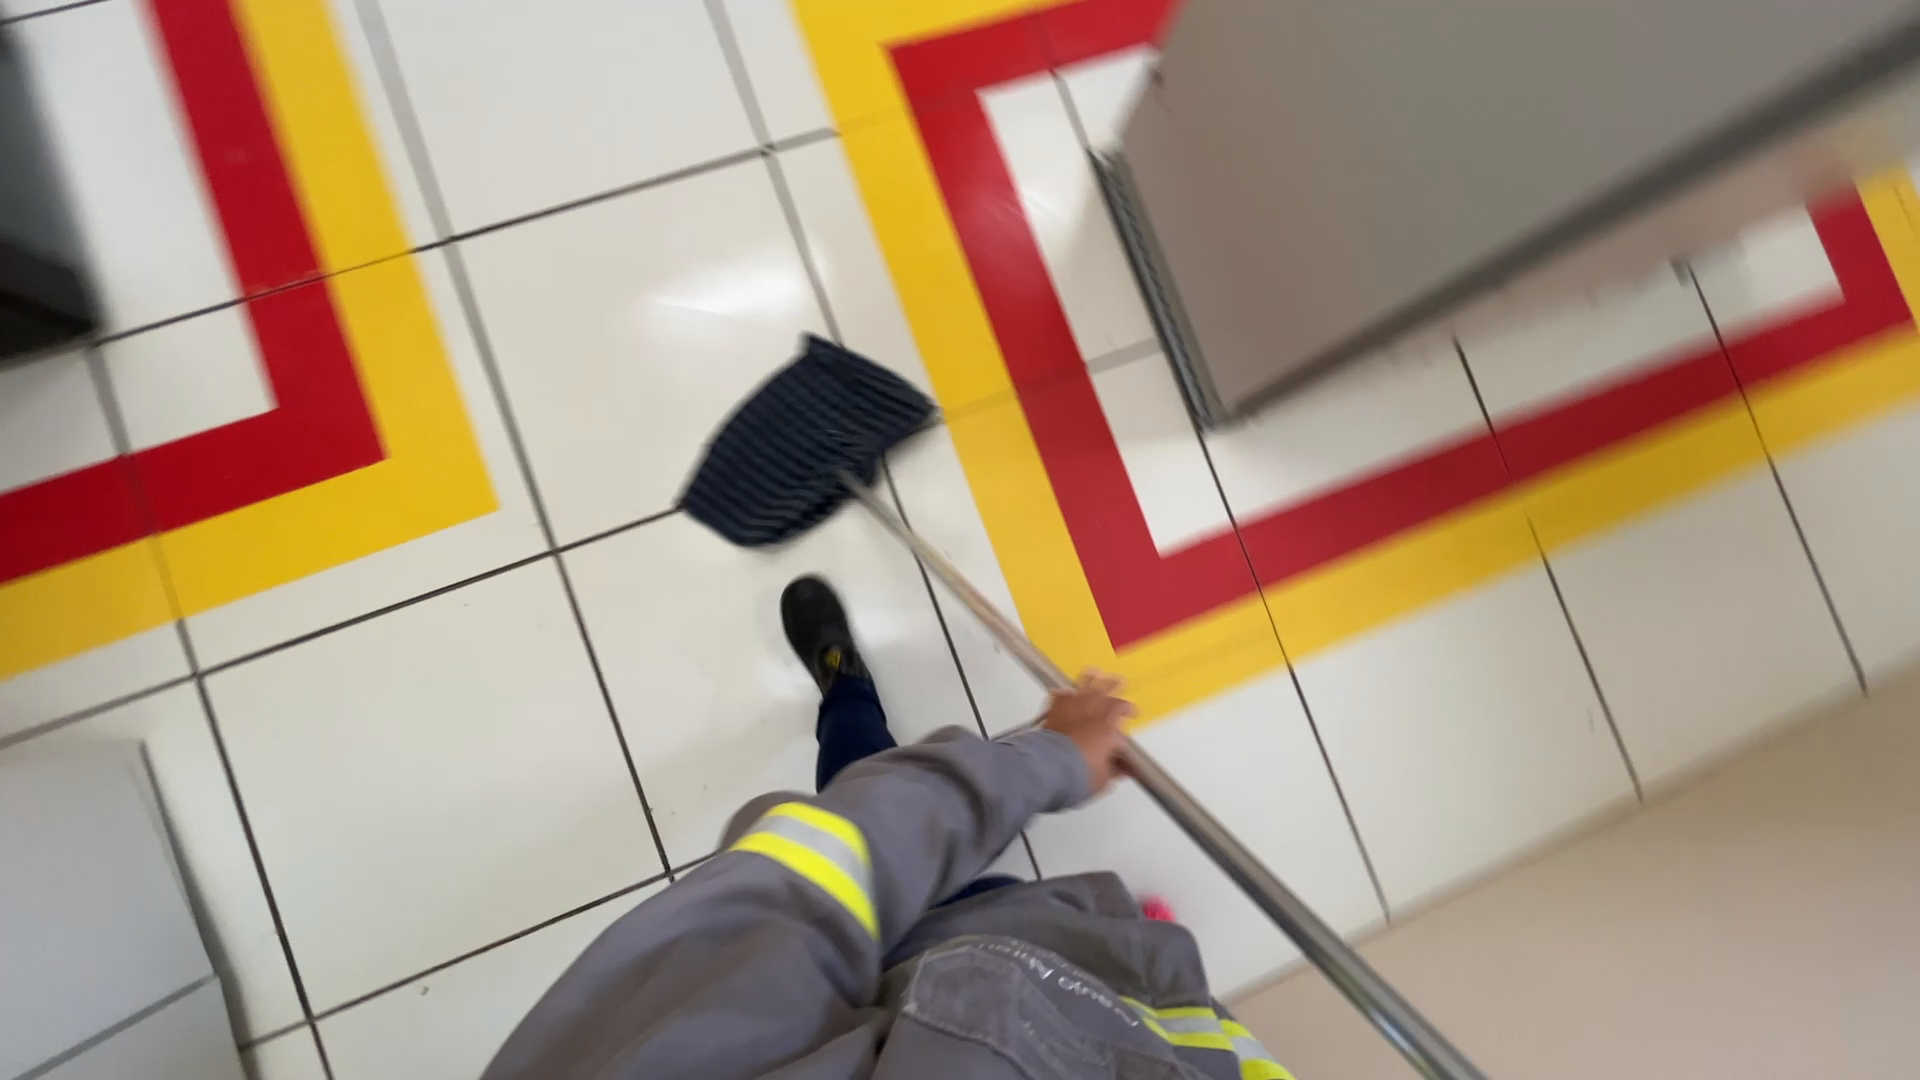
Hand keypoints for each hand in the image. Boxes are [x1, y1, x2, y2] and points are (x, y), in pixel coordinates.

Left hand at [1040, 670, 1134, 795]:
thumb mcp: (1103, 778)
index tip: (1133, 713)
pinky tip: (1063, 691)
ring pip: (1084, 687)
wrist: (1050, 766)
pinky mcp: (1054, 710)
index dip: (1128, 711)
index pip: (1122, 714)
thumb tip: (1121, 769)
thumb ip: (1113, 769)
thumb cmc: (1080, 773)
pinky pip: (1059, 696)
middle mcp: (1092, 711)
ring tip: (1094, 672)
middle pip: (1106, 692)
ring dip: (1090, 680)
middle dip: (1114, 687)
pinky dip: (1062, 694)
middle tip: (1120, 681)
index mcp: (1108, 726)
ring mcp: (1072, 707)